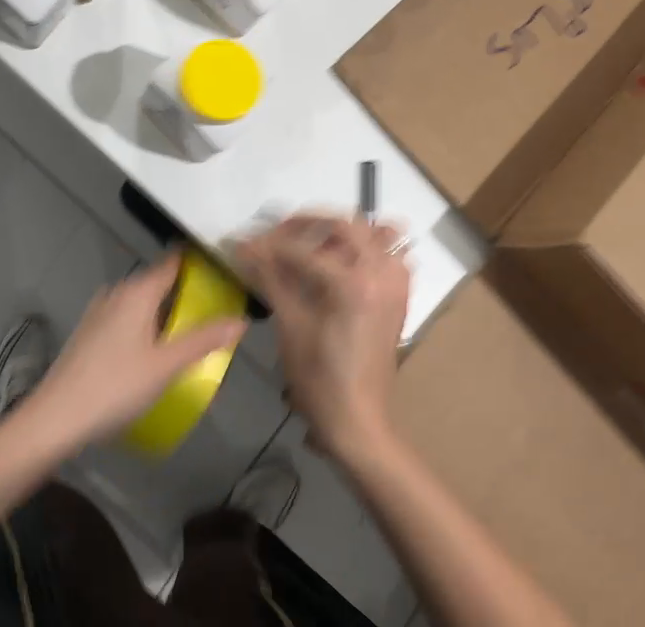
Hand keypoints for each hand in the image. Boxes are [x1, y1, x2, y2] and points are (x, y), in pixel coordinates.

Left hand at [20, 254, 246, 448]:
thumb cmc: (115, 386)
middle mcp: (117, 293)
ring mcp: (100, 312)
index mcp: (137, 292)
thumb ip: (204, 341)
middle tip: (217, 309)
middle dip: (185, 292)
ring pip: (141, 303)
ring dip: (165, 312)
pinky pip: (127, 318)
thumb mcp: (166, 366)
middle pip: (158, 282)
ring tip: (192, 332)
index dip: (198, 264)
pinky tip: (155, 351)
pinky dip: (146, 326)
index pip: (173, 262)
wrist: (57, 417)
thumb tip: (241, 320)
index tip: (225, 272)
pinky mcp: (90, 333)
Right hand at [235, 215, 410, 457]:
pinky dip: (369, 247)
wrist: (357, 420)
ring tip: (312, 243)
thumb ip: (270, 277)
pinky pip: (392, 254)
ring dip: (342, 230)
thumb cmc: (318, 378)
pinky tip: (343, 262)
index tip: (245, 242)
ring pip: (375, 233)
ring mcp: (397, 284)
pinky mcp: (401, 296)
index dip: (269, 244)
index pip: (303, 249)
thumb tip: (244, 245)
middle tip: (278, 234)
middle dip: (307, 223)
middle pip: (344, 225)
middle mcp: (381, 273)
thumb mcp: (290, 325)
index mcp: (353, 283)